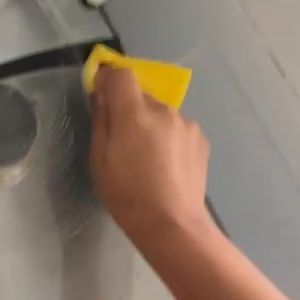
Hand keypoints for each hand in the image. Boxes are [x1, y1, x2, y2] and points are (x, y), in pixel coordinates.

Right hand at [90, 64, 215, 243]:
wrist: (172, 224)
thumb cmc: (126, 195)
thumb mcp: (99, 160)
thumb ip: (101, 121)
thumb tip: (102, 95)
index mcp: (135, 114)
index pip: (122, 75)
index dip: (108, 77)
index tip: (99, 90)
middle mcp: (164, 111)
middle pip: (141, 95)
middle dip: (128, 108)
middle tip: (120, 139)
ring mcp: (186, 124)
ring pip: (160, 112)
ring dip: (149, 124)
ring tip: (145, 157)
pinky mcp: (200, 139)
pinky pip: (176, 128)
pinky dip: (166, 137)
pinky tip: (163, 164)